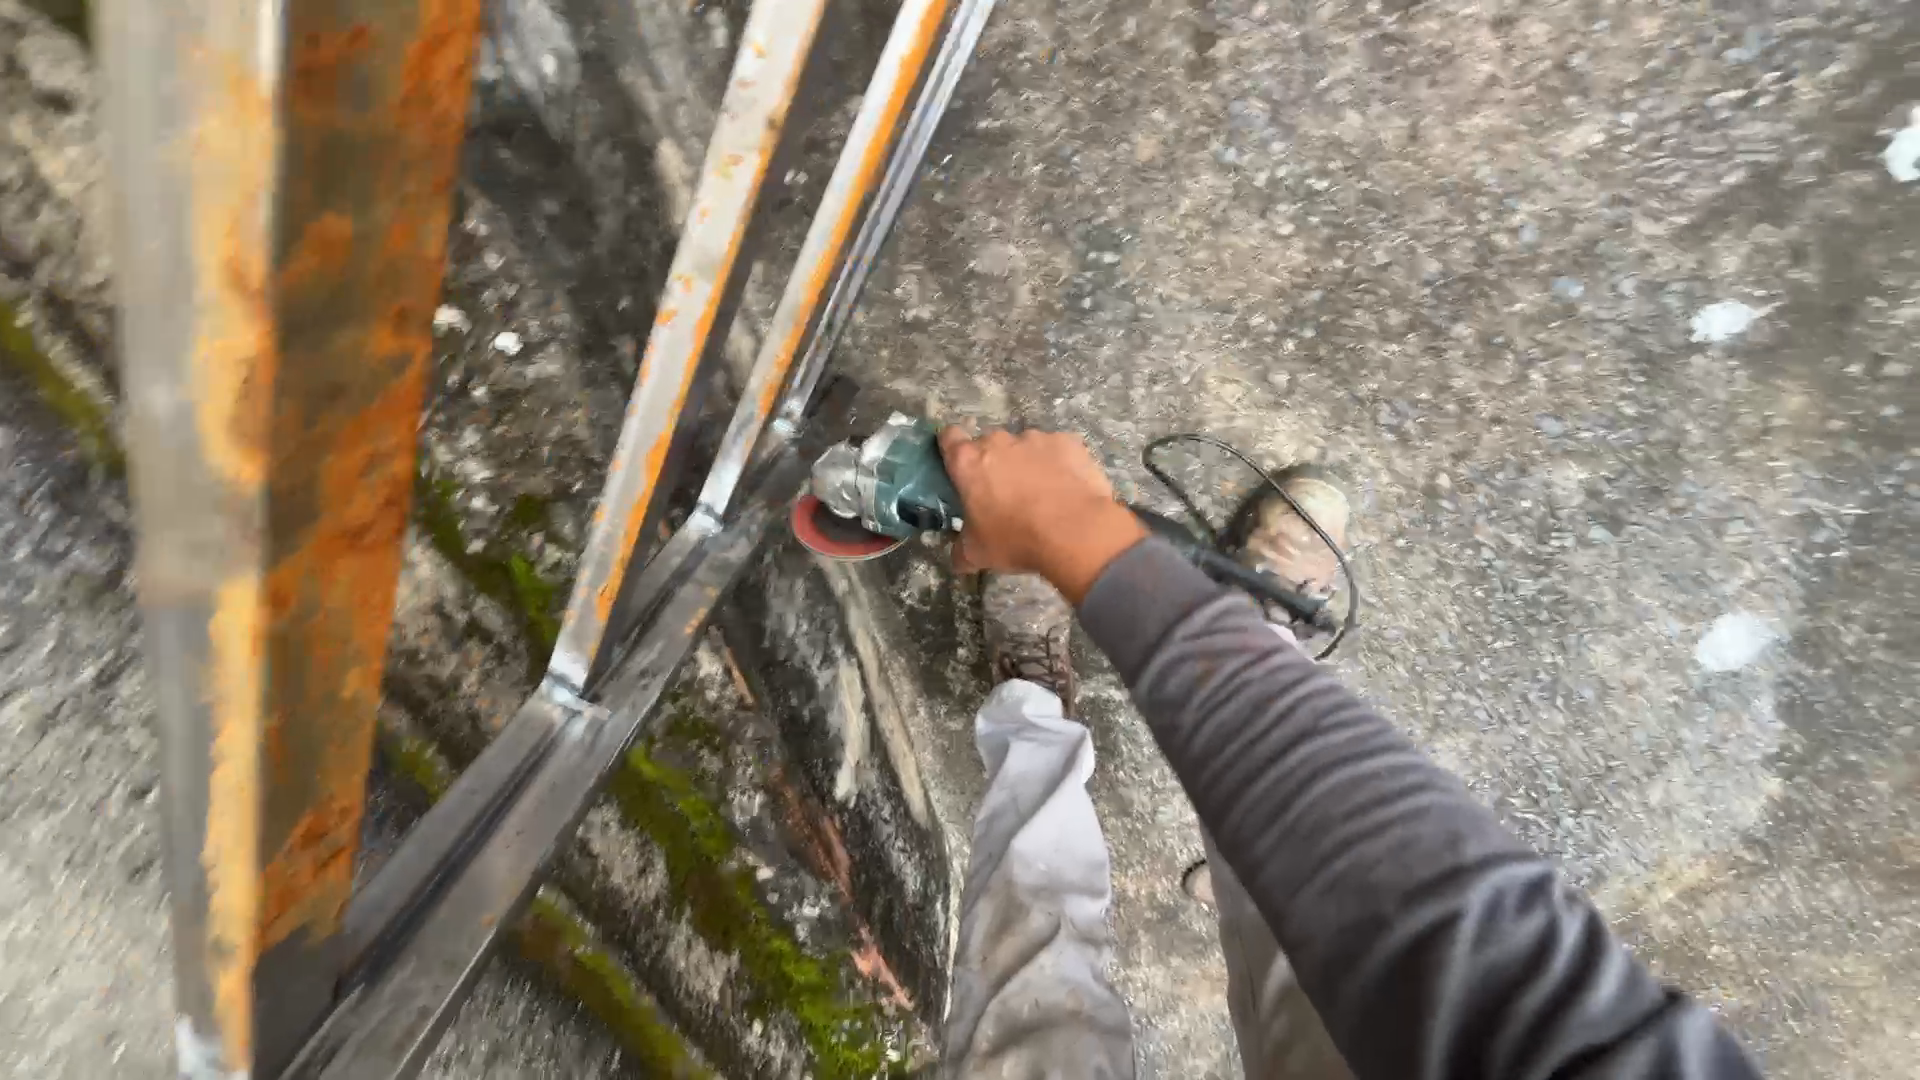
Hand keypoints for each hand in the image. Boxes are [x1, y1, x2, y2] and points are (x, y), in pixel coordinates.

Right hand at [939, 426, 1147, 603]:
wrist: (1076, 531)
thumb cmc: (1016, 540)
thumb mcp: (977, 554)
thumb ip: (961, 550)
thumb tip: (959, 558)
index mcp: (968, 462)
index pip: (948, 438)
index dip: (952, 449)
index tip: (961, 468)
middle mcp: (998, 441)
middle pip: (989, 445)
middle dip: (994, 465)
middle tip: (1004, 496)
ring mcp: (1035, 438)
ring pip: (1024, 447)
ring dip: (1027, 464)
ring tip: (1042, 496)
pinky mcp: (1068, 441)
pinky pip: (1056, 450)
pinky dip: (1058, 465)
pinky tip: (1066, 490)